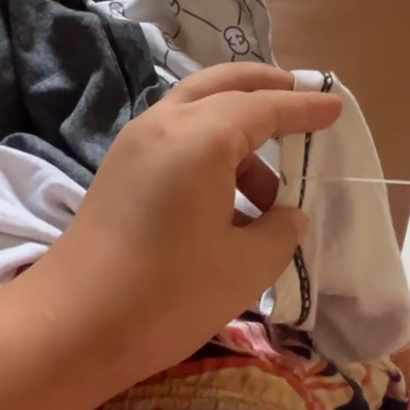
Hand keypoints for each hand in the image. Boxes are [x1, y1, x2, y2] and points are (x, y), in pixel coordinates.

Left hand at [22, 62, 342, 379]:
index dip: (303, 108)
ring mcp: (133, 144)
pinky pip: (174, 139)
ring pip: (194, 112)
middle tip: (301, 101)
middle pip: (220, 85)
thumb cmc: (167, 294)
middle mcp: (162, 125)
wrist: (73, 324)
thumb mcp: (245, 266)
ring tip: (269, 197)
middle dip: (264, 87)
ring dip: (236, 134)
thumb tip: (286, 214)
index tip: (336, 106)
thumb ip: (279, 231)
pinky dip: (207, 151)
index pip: (263, 106)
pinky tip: (227, 204)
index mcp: (199, 137)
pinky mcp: (118, 169)